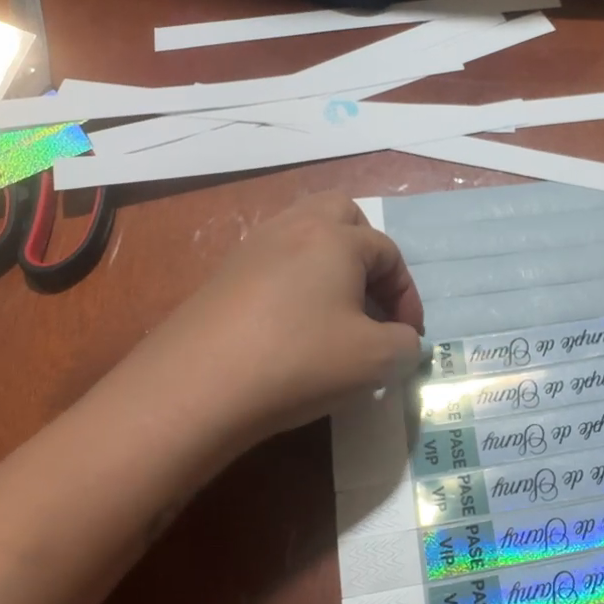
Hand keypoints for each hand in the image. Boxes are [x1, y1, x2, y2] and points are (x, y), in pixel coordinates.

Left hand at [111, 192, 424, 458]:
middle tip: (371, 298)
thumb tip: (400, 341)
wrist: (195, 388)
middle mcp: (292, 229)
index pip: (388, 253)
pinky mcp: (222, 278)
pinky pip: (273, 264)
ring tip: (336, 313)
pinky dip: (296, 284)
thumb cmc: (299, 361)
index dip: (407, 296)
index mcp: (335, 238)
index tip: (407, 338)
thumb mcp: (376, 360)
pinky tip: (294, 329)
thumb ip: (404, 345)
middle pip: (341, 215)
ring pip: (302, 235)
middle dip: (367, 252)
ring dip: (329, 266)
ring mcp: (250, 250)